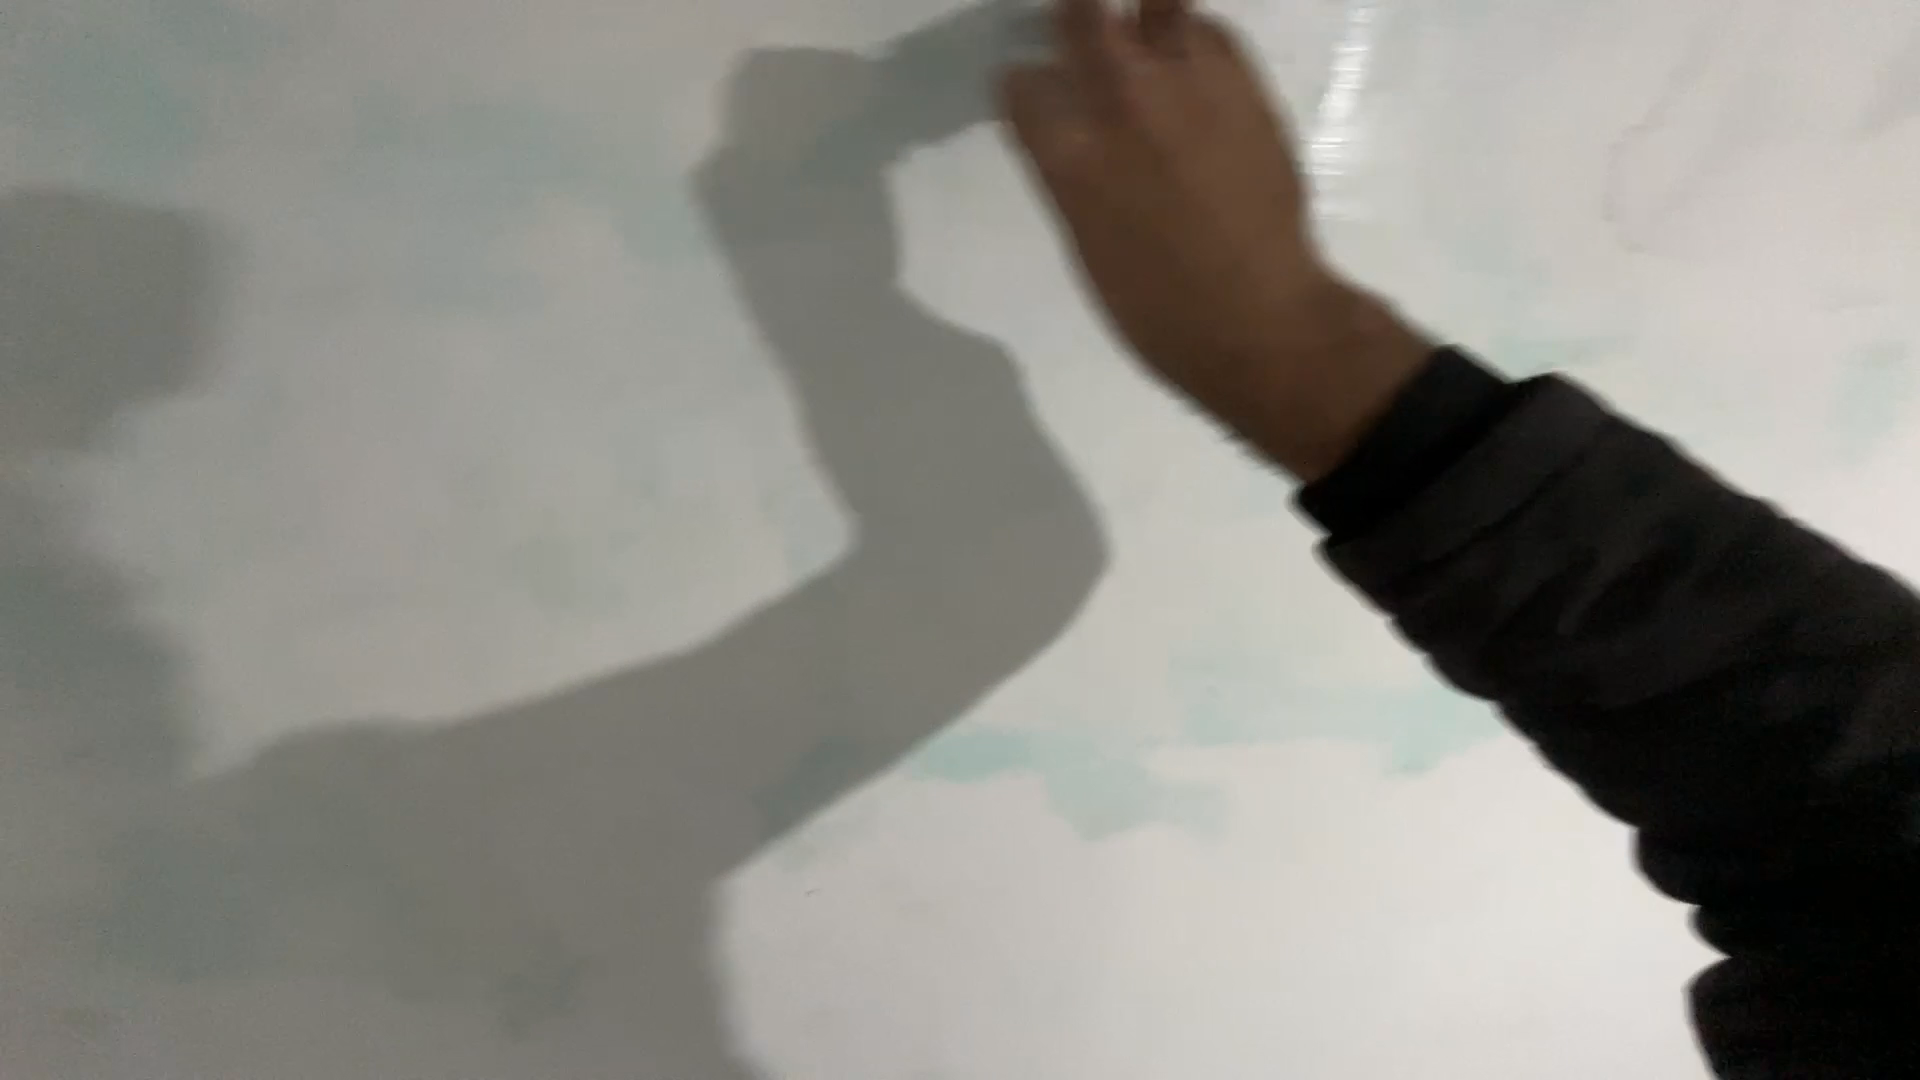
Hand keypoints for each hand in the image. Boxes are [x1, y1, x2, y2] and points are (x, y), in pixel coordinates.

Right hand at [999, 0, 1430, 480]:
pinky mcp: (1245, 85)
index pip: (1021, 86)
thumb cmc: (1156, 311)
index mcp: (1071, 161)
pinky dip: (1190, 38)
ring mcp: (1189, 86)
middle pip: (1080, 13)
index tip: (1027, 94)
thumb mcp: (1088, 248)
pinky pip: (1209, 29)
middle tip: (1075, 33)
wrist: (1255, 319)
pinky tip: (1188, 69)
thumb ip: (1071, 179)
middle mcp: (1123, 104)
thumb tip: (1068, 140)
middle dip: (1070, 18)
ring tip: (1139, 43)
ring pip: (1153, 2)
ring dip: (1136, 17)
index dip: (1020, 87)